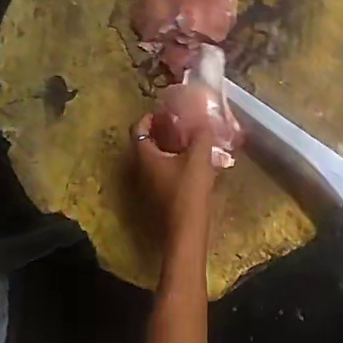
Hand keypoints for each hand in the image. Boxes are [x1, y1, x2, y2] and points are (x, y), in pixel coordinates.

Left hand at [133, 122, 219, 245]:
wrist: (187, 230)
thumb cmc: (188, 189)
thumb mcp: (199, 157)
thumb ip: (201, 136)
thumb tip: (203, 123)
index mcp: (145, 155)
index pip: (138, 129)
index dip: (149, 118)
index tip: (164, 112)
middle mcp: (141, 169)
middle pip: (145, 144)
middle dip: (160, 132)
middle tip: (178, 125)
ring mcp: (148, 185)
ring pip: (154, 160)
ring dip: (167, 149)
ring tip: (188, 142)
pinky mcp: (158, 197)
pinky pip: (162, 172)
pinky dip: (172, 163)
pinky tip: (192, 164)